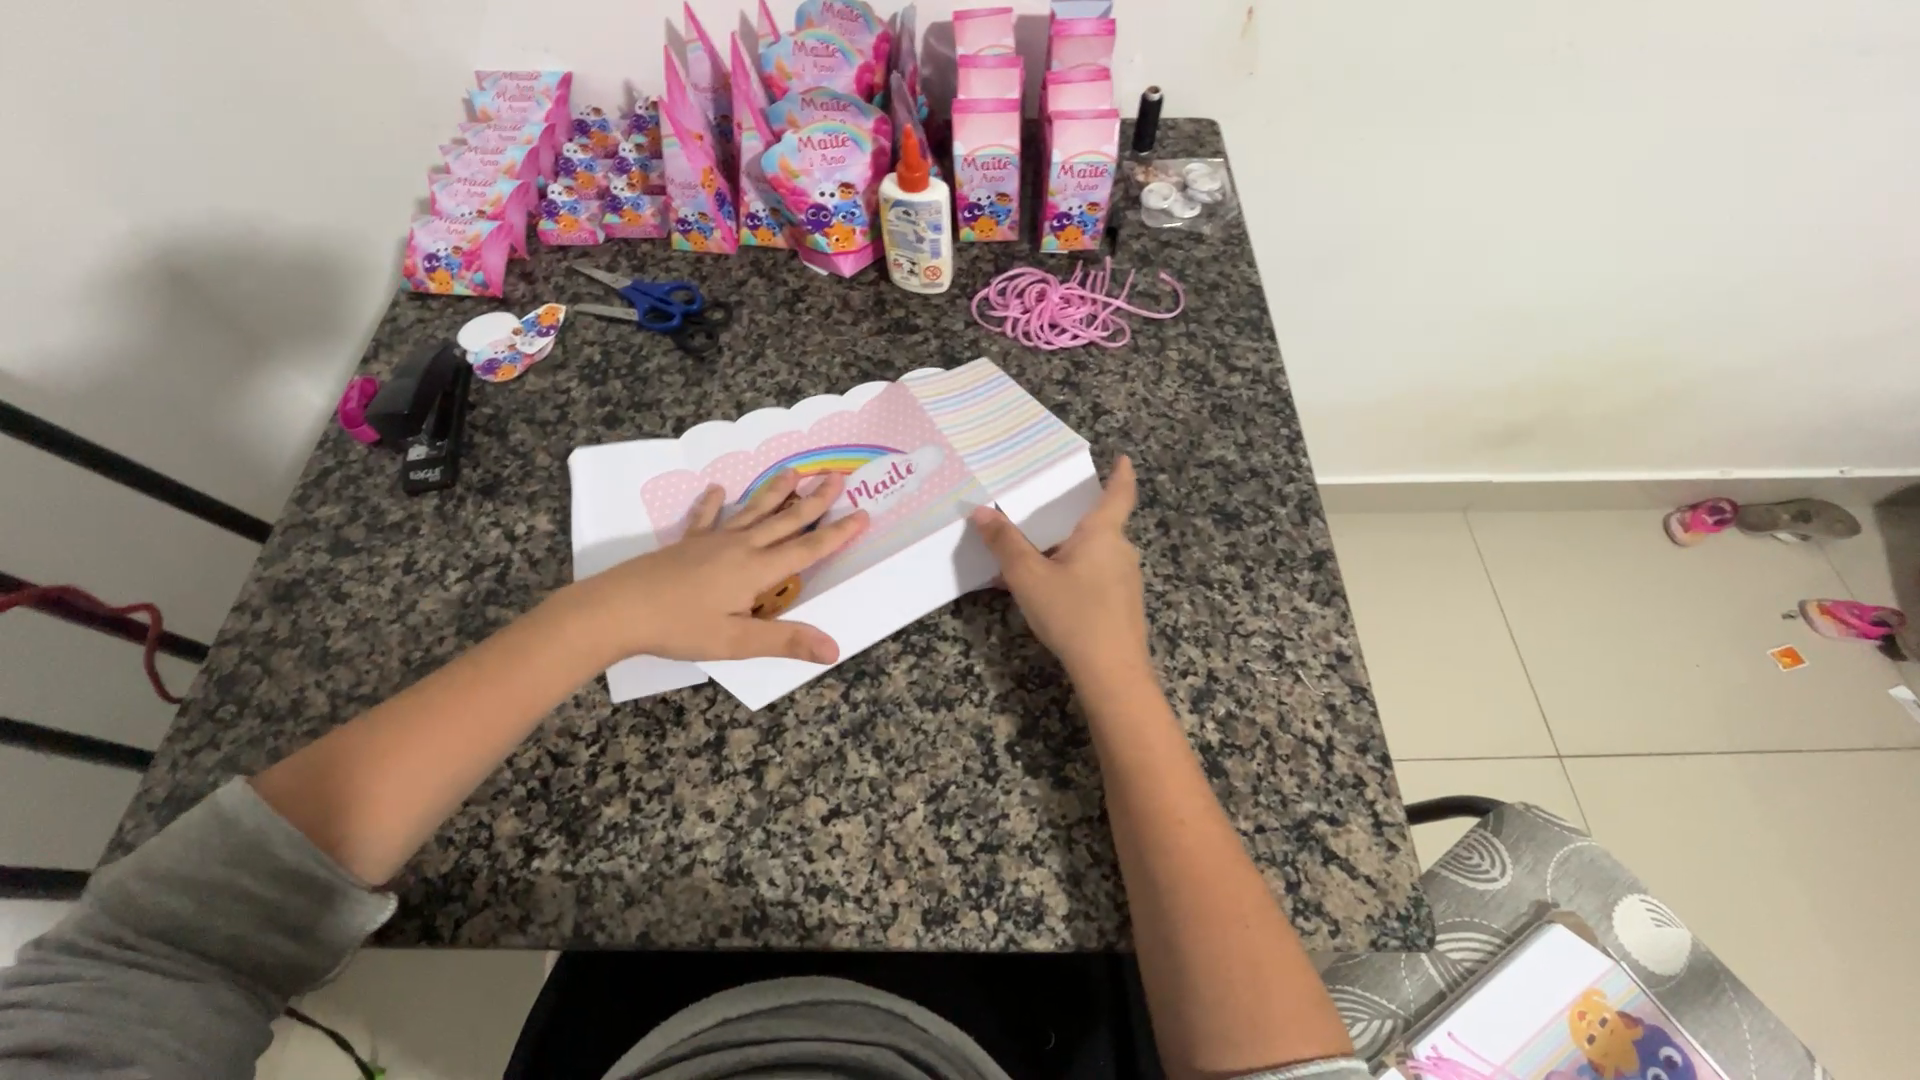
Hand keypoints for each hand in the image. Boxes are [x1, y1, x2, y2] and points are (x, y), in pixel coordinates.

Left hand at [564, 471, 868, 663]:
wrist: (618, 609)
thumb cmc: (679, 627)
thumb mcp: (736, 642)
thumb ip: (785, 641)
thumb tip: (833, 648)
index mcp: (757, 570)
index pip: (807, 549)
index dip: (837, 533)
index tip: (861, 513)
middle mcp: (740, 547)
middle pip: (785, 520)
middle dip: (814, 500)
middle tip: (836, 476)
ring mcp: (711, 541)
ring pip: (752, 511)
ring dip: (775, 492)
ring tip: (793, 471)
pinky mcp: (686, 544)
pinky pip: (706, 518)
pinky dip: (712, 503)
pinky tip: (716, 490)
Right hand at [968, 456, 1150, 686]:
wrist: (1111, 671)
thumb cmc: (1072, 613)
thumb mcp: (1028, 577)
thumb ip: (1004, 543)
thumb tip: (981, 511)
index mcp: (1103, 534)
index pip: (1119, 493)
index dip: (1121, 474)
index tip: (1123, 458)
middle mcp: (1121, 551)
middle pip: (1100, 527)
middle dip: (1072, 524)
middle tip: (1044, 519)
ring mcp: (1127, 582)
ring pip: (1095, 557)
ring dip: (1067, 555)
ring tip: (1033, 563)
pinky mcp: (1124, 608)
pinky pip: (1096, 580)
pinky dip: (1073, 578)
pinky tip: (1048, 597)